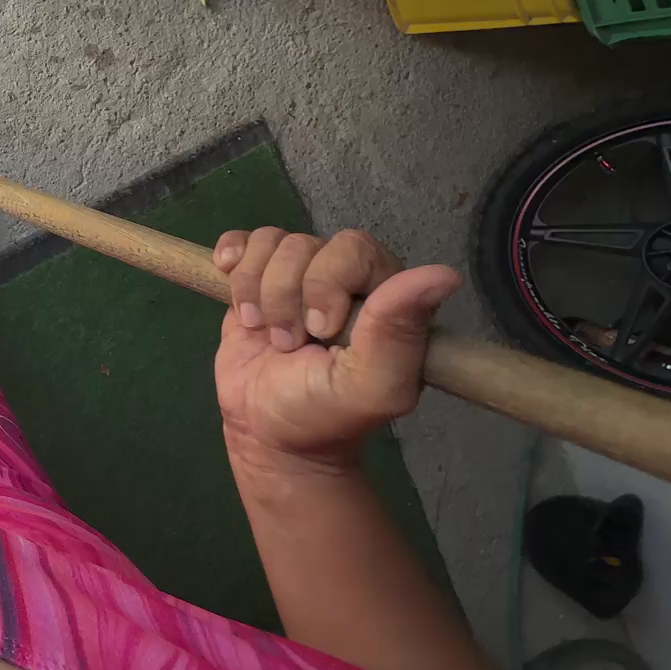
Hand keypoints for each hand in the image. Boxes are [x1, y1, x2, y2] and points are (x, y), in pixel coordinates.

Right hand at [211, 228, 461, 477]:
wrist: (266, 428)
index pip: (352, 249)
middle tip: (288, 342)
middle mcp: (340, 275)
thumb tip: (443, 274)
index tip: (320, 331)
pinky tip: (227, 280)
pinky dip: (230, 256)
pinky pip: (238, 241)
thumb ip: (399, 333)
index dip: (325, 283)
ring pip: (267, 243)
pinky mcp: (251, 277)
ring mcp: (292, 274)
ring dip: (253, 290)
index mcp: (383, 293)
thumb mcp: (371, 386)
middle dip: (283, 294)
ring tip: (260, 330)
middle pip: (302, 244)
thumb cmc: (324, 413)